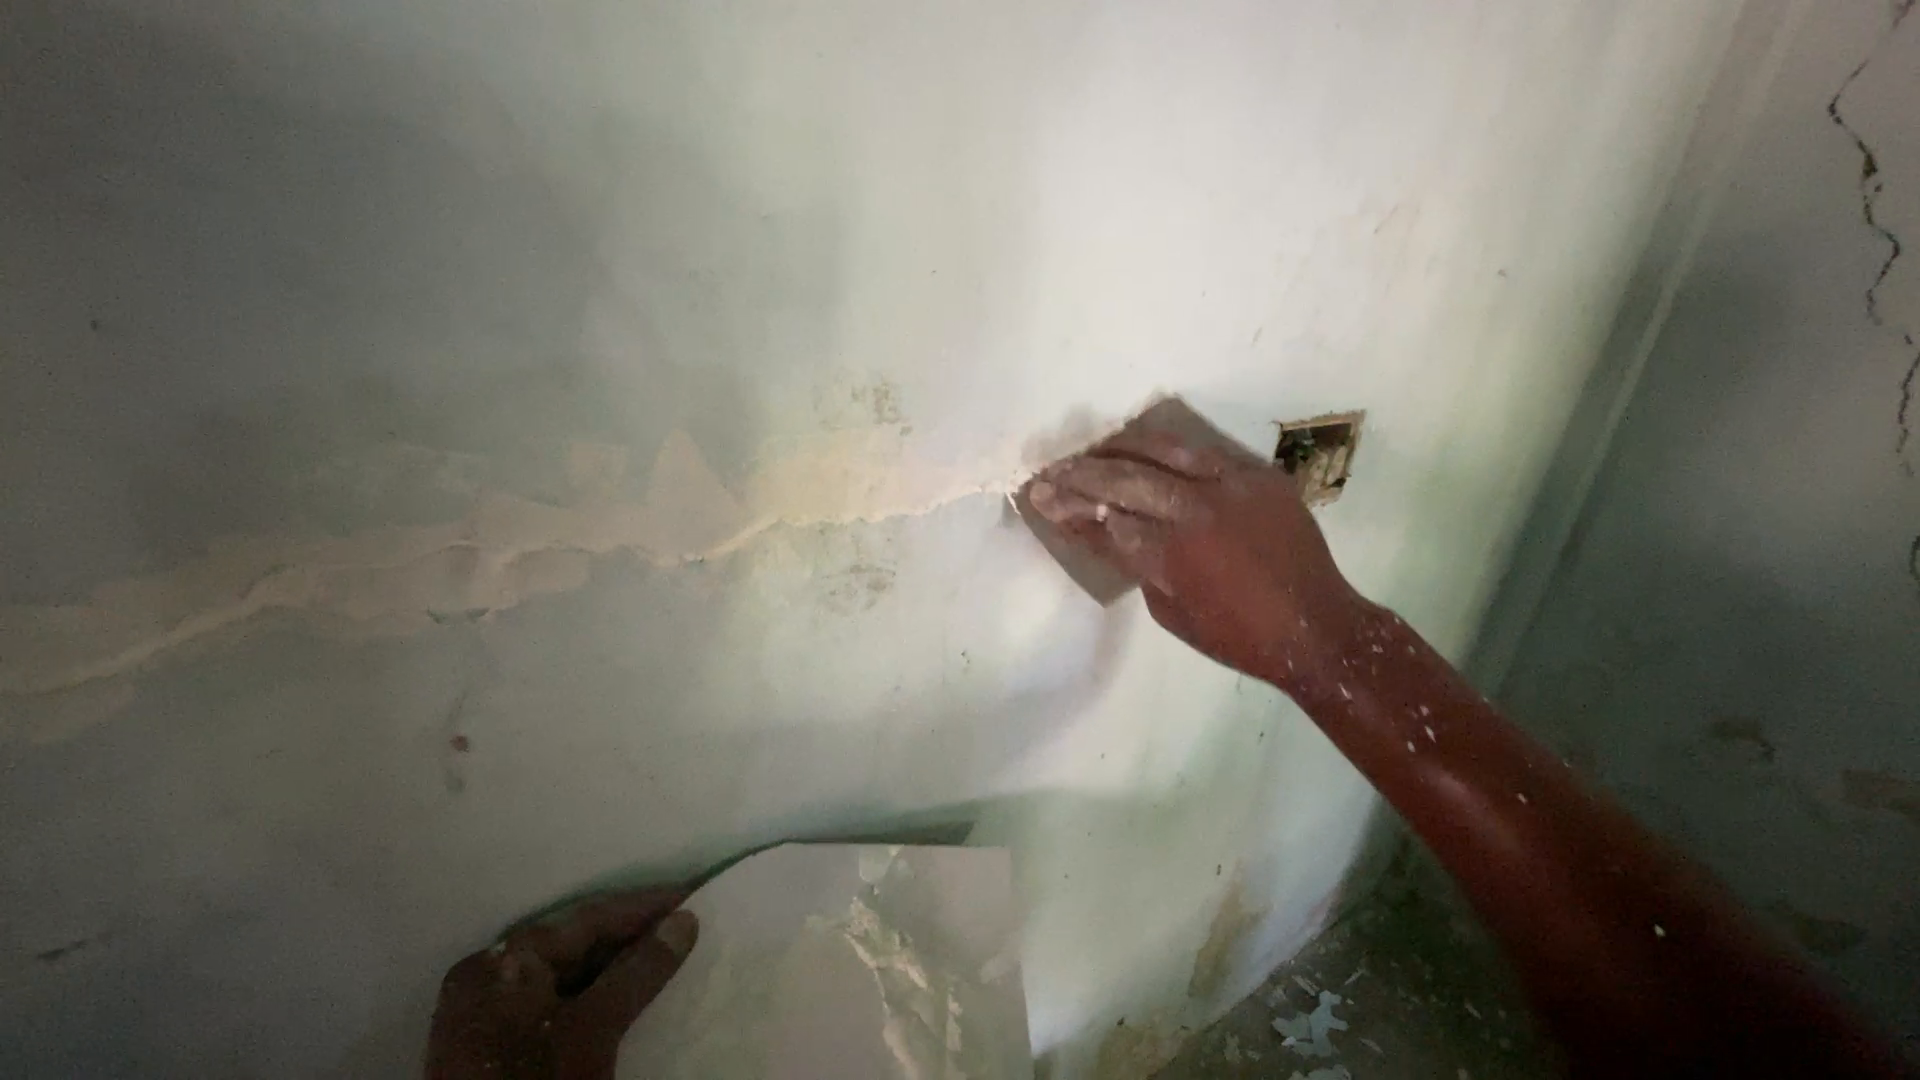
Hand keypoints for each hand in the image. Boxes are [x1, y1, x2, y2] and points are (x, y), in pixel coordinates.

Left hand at [426, 890, 697, 1079]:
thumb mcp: (593, 1029)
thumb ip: (639, 970)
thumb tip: (685, 919)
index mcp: (501, 963)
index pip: (586, 918)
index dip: (644, 907)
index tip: (692, 899)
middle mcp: (489, 981)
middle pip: (577, 944)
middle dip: (634, 937)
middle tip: (686, 929)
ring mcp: (492, 1019)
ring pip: (571, 976)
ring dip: (620, 969)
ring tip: (670, 960)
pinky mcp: (501, 1052)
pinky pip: (560, 1006)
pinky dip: (599, 999)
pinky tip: (634, 1001)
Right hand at [1027, 419, 1368, 691]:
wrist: (1315, 626)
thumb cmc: (1236, 636)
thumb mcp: (1169, 611)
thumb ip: (1134, 565)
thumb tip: (1104, 529)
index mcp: (1173, 554)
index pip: (1106, 520)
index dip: (1069, 509)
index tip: (1041, 498)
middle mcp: (1197, 510)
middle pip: (1124, 480)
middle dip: (1080, 475)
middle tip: (1051, 473)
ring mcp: (1231, 487)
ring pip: (1161, 451)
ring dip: (1118, 449)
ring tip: (1090, 450)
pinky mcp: (1256, 476)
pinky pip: (1202, 451)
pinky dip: (1165, 447)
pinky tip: (1141, 446)